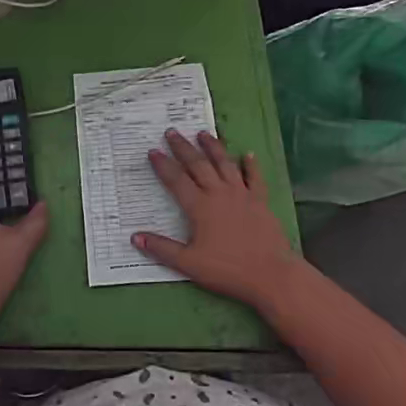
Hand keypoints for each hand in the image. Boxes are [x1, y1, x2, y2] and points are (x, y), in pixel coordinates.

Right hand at [134, 130, 306, 308]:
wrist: (269, 273)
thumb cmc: (227, 269)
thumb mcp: (189, 264)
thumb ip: (162, 249)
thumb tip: (135, 237)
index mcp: (200, 207)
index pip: (176, 181)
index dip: (163, 165)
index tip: (153, 151)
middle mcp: (220, 194)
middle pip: (198, 165)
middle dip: (183, 148)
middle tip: (172, 132)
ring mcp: (242, 195)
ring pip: (225, 164)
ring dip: (213, 147)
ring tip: (204, 133)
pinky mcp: (260, 201)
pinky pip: (255, 177)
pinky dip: (250, 165)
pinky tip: (247, 154)